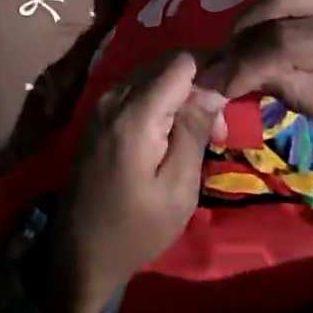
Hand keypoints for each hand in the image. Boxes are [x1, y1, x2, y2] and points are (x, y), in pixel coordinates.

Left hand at [45, 51, 226, 312]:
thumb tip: (214, 86)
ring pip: (154, 71)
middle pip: (167, 62)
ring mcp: (105, 101)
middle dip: (199, 82)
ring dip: (181, 90)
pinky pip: (140, 86)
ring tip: (201, 129)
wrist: (81, 251)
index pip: (181, 62)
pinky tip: (174, 127)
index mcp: (135, 114)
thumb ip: (193, 130)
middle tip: (218, 124)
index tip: (230, 99)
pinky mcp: (102, 111)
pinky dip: (163, 96)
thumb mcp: (178, 189)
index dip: (212, 70)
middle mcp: (116, 95)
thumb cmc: (136, 228)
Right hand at [199, 0, 312, 162]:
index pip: (291, 38)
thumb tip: (254, 76)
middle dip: (246, 25)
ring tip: (242, 45)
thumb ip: (309, 96)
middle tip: (225, 58)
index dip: (247, 60)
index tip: (218, 83)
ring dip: (261, 11)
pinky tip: (273, 30)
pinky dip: (283, 6)